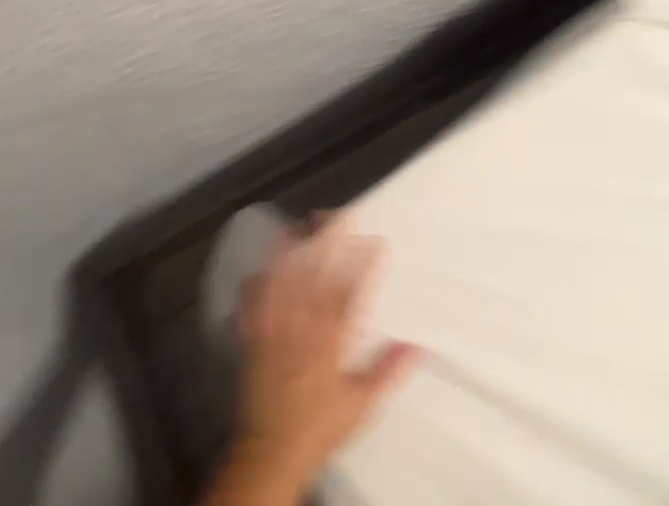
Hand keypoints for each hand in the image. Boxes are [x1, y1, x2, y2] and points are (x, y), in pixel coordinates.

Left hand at [229, 216, 420, 487]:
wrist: (271, 451)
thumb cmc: (320, 428)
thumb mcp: (362, 404)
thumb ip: (387, 371)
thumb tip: (417, 346)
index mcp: (329, 343)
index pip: (349, 295)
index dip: (362, 265)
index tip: (375, 241)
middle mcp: (301, 329)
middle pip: (314, 278)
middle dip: (326, 244)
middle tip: (335, 216)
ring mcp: (273, 331)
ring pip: (282, 283)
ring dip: (290, 252)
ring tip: (296, 226)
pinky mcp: (251, 340)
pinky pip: (251, 304)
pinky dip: (256, 283)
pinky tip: (259, 267)